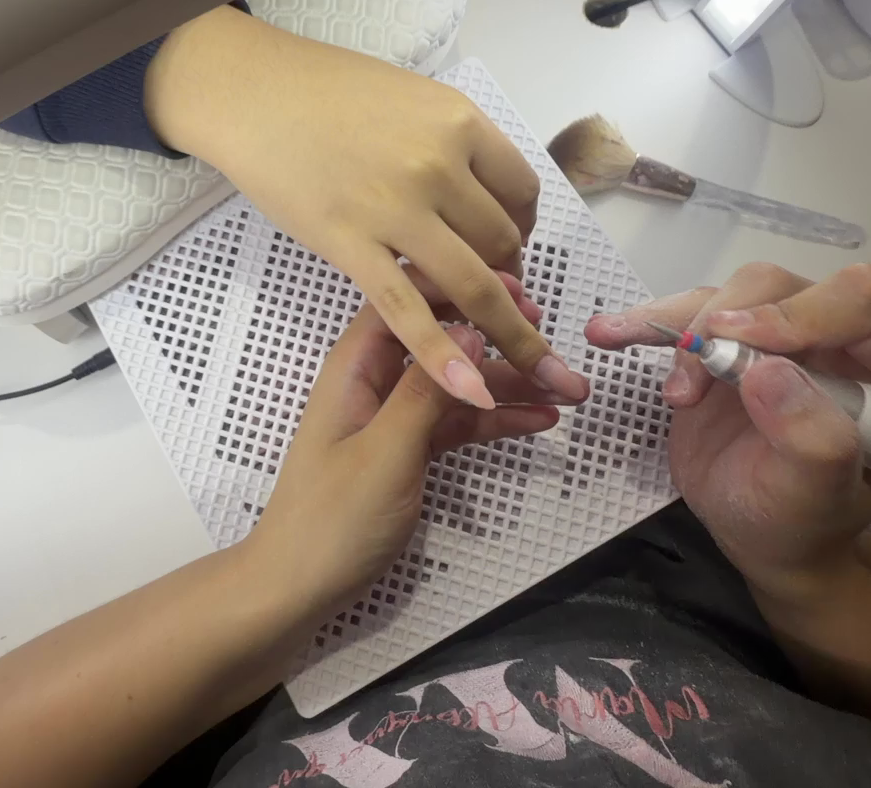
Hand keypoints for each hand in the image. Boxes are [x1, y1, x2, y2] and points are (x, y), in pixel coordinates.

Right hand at [146, 7, 587, 409]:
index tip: (507, 247)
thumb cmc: (320, 89)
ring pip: (472, 283)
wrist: (249, 93)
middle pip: (500, 242)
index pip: (521, 191)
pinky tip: (470, 390)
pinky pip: (407, 309)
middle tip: (491, 292)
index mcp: (458, 121)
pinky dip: (442, 355)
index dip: (523, 228)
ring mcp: (395, 209)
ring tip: (516, 360)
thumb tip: (474, 195)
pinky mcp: (349, 246)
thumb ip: (448, 143)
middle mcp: (440, 166)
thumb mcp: (406, 98)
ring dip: (503, 327)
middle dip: (507, 276)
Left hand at [243, 298, 559, 618]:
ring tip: (570, 390)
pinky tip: (540, 420)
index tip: (516, 289)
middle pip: (440, 340)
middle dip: (495, 338)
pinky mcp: (407, 446)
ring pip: (457, 383)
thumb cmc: (335, 516)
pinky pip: (456, 421)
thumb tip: (470, 329)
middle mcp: (374, 377)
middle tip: (550, 338)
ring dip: (508, 385)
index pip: (405, 301)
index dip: (457, 287)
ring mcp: (392, 413)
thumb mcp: (386, 451)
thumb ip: (426, 392)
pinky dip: (494, 419)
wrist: (300, 584)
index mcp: (355, 364)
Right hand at [585, 264, 870, 598]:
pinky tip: (606, 334)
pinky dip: (640, 323)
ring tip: (633, 363)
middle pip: (775, 288)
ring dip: (673, 327)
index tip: (737, 344)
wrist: (757, 530)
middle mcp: (832, 338)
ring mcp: (773, 338)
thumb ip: (811, 440)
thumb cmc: (800, 522)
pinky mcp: (722, 345)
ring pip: (722, 296)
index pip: (857, 301)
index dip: (798, 311)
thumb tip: (769, 371)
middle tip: (688, 387)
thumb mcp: (813, 498)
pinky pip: (681, 316)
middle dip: (721, 327)